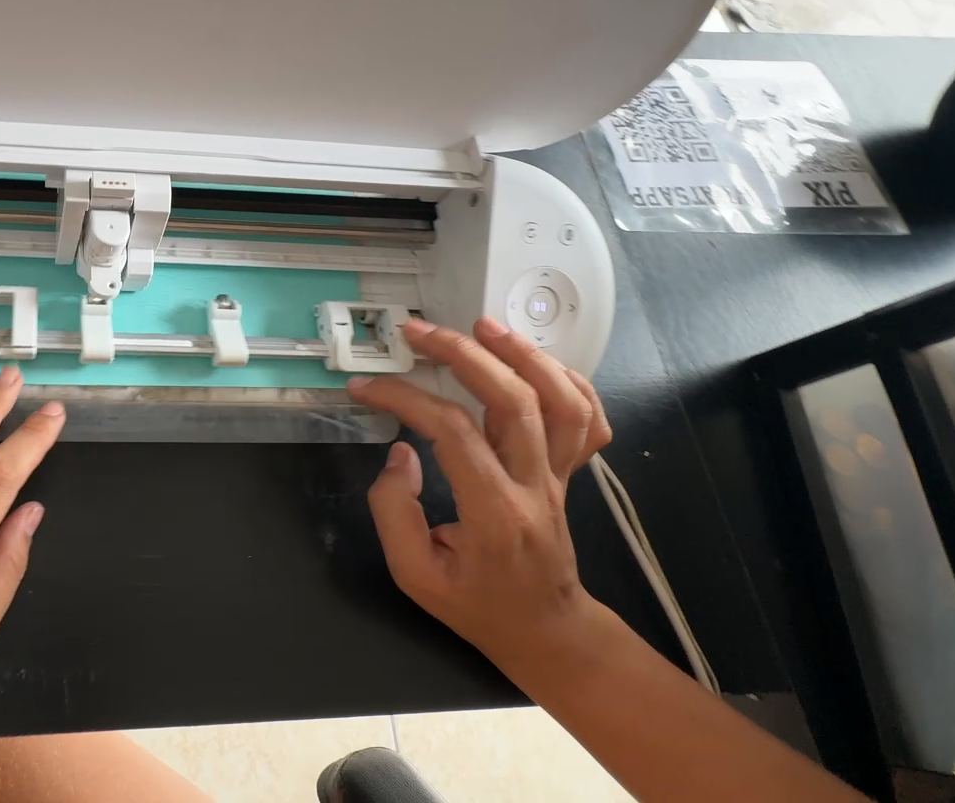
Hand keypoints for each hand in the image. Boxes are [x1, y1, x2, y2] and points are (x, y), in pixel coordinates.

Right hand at [347, 316, 612, 668]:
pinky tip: (533, 360)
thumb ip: (394, 512)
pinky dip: (569, 380)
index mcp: (493, 513)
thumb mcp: (414, 574)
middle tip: (419, 330)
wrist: (546, 629)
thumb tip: (401, 452)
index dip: (406, 399)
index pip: (453, 433)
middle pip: (513, 401)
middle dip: (463, 354)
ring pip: (561, 401)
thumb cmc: (476, 604)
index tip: (367, 388)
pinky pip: (587, 418)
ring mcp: (560, 476)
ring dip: (524, 354)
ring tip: (483, 325)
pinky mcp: (570, 472)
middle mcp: (535, 486)